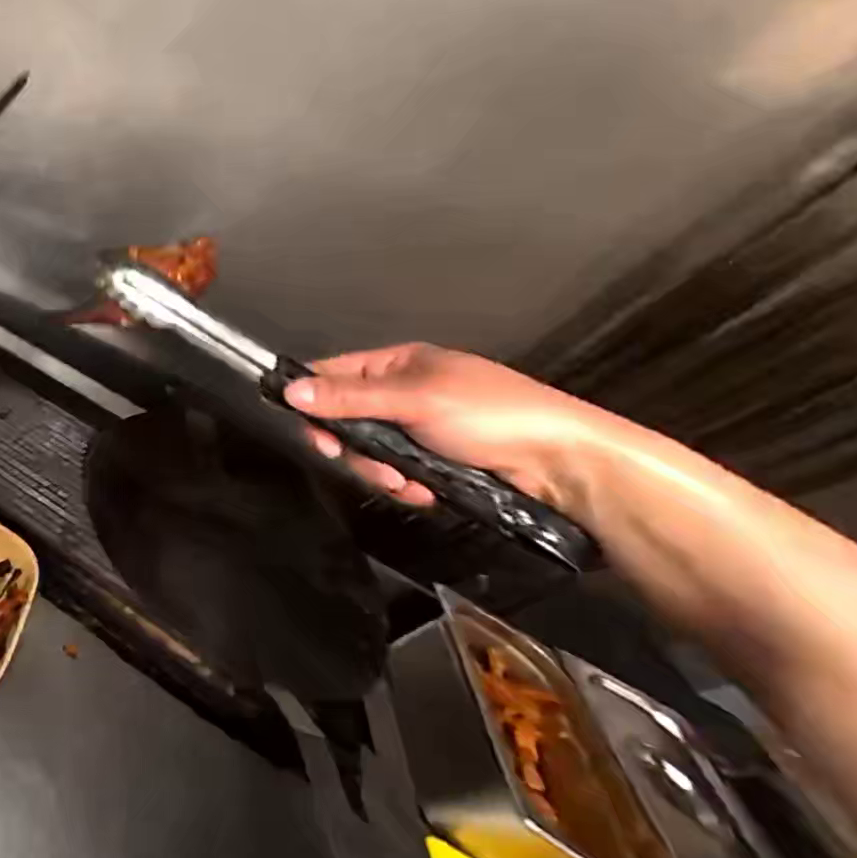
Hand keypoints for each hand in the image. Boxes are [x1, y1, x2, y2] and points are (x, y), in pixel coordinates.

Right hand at [282, 343, 614, 511]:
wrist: (568, 464)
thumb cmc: (490, 415)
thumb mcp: (414, 399)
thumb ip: (349, 398)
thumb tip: (289, 391)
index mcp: (396, 364)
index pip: (332, 375)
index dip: (314, 401)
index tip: (315, 433)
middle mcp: (401, 393)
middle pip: (346, 419)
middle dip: (355, 448)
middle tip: (371, 466)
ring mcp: (418, 428)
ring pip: (369, 451)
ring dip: (381, 471)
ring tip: (408, 484)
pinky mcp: (434, 460)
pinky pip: (396, 471)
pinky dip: (403, 485)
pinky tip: (423, 492)